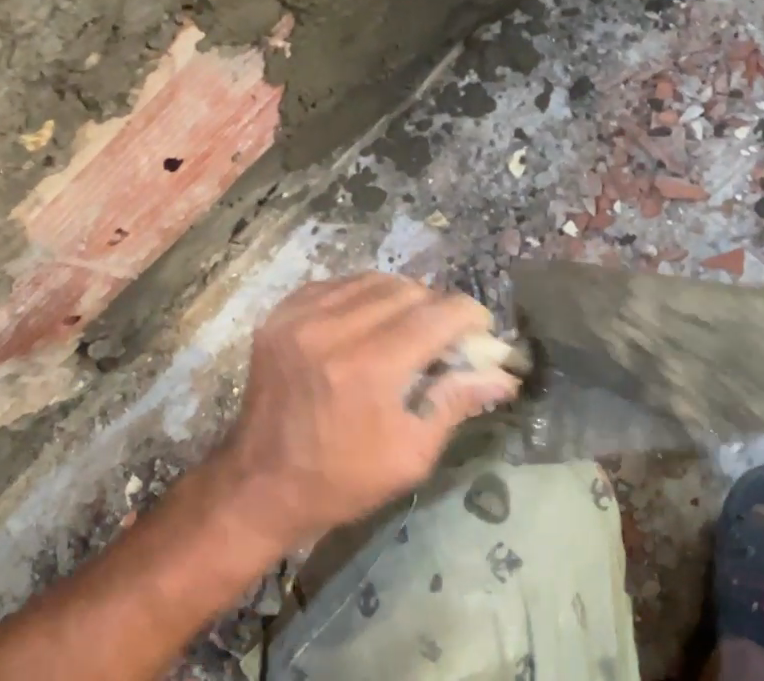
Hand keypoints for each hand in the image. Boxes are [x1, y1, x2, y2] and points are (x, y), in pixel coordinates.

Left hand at [211, 272, 519, 549]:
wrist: (260, 483)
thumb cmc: (343, 479)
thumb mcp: (411, 454)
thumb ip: (455, 402)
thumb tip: (503, 375)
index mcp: (369, 367)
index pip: (437, 314)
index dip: (470, 316)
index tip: (482, 331)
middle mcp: (333, 329)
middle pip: (407, 291)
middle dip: (436, 308)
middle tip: (446, 337)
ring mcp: (299, 316)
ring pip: (371, 280)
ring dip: (400, 298)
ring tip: (409, 327)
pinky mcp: (278, 314)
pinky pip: (335, 285)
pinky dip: (361, 296)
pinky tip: (368, 321)